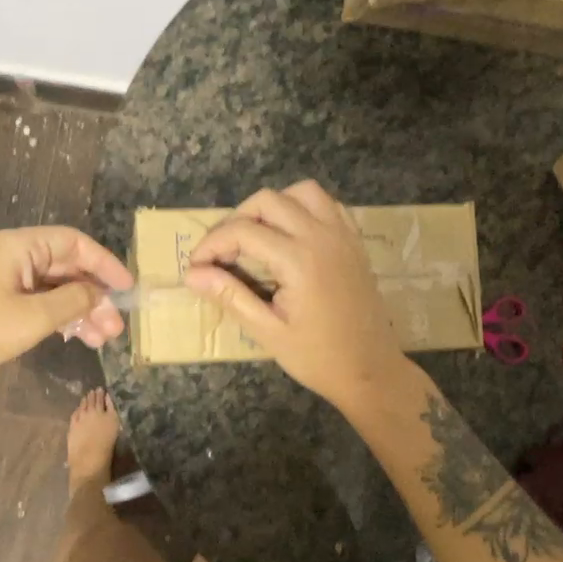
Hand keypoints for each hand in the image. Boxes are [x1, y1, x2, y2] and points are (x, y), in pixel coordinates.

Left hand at [0, 226, 131, 390]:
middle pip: (64, 266)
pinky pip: (36, 301)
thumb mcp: (32, 318)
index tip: (128, 288)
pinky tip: (75, 337)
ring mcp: (1, 278)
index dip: (105, 263)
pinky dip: (57, 317)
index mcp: (18, 246)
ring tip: (102, 339)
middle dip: (94, 295)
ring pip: (52, 287)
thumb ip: (72, 302)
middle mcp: (11, 255)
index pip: (74, 242)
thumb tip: (97, 293)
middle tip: (116, 327)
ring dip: (79, 311)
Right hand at [184, 181, 407, 408]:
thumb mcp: (267, 332)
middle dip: (236, 220)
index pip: (242, 231)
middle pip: (267, 200)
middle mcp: (322, 236)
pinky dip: (302, 208)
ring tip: (255, 237)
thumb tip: (191, 274)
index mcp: (299, 260)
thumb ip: (230, 296)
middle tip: (222, 253)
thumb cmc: (317, 357)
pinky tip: (290, 235)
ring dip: (271, 207)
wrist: (371, 370)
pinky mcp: (354, 241)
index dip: (211, 244)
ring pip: (300, 192)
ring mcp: (342, 235)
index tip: (195, 267)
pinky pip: (327, 204)